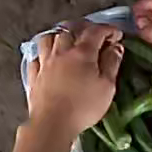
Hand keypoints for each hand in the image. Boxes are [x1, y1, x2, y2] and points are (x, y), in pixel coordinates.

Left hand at [26, 21, 122, 138]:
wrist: (52, 124)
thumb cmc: (84, 107)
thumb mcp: (107, 86)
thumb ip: (112, 63)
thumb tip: (116, 47)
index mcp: (82, 53)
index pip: (96, 32)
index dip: (108, 29)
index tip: (117, 35)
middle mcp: (61, 52)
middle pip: (70, 30)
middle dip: (84, 28)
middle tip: (93, 35)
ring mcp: (45, 62)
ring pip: (49, 38)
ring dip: (60, 36)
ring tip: (68, 41)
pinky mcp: (34, 75)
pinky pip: (36, 56)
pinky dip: (44, 53)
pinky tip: (48, 59)